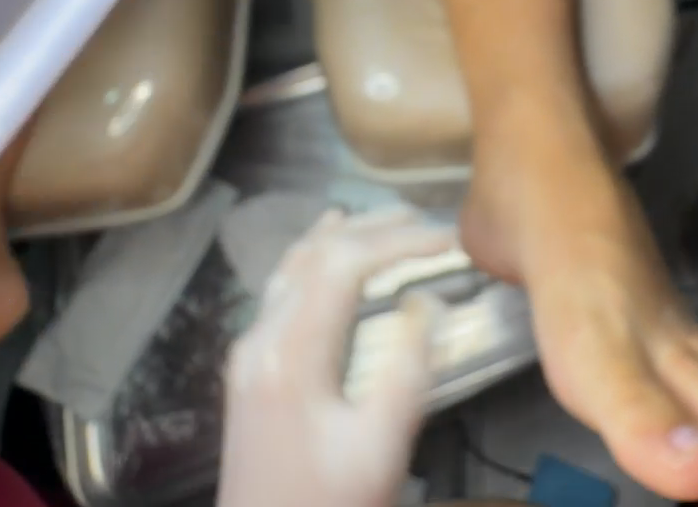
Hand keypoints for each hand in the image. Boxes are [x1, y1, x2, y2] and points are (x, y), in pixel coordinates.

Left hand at [218, 207, 454, 506]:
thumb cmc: (329, 504)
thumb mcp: (380, 448)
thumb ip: (405, 371)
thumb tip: (424, 302)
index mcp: (292, 355)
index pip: (346, 265)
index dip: (399, 241)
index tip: (447, 239)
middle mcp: (262, 336)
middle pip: (320, 253)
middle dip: (377, 227)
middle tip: (429, 222)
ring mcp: (251, 345)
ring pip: (297, 260)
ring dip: (348, 232)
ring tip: (395, 219)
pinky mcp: (252, 358)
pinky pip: (284, 281)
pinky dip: (315, 249)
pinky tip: (330, 236)